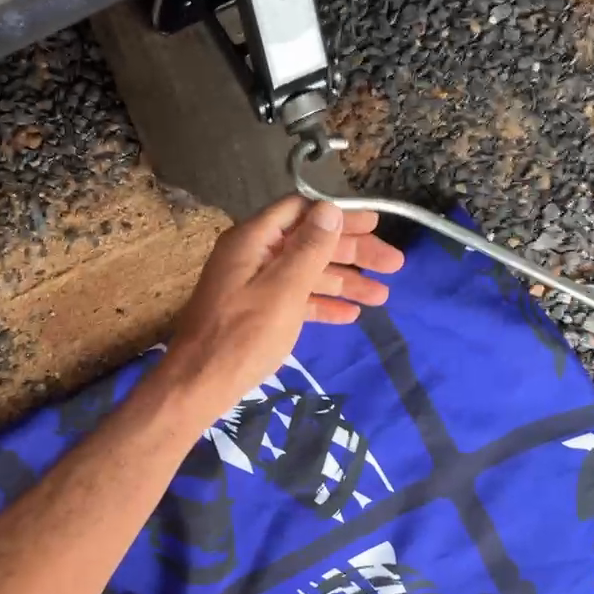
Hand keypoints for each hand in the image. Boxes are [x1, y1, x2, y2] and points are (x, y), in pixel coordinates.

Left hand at [159, 196, 401, 418]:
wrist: (199, 385)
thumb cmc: (241, 336)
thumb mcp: (282, 290)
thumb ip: (309, 248)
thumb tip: (331, 208)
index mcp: (253, 240)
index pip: (302, 211)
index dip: (341, 215)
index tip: (376, 225)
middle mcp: (252, 256)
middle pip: (309, 242)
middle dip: (352, 252)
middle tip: (394, 264)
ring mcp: (253, 285)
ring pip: (306, 273)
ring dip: (344, 282)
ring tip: (382, 296)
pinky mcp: (256, 313)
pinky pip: (294, 299)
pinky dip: (321, 304)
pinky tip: (350, 315)